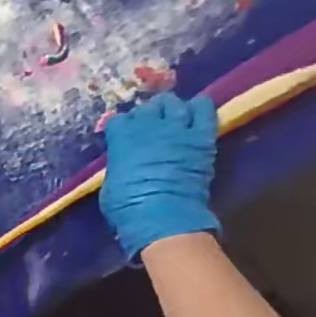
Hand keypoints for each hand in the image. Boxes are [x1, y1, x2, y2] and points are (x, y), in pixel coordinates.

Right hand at [100, 92, 220, 259]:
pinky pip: (204, 110)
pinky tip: (195, 113)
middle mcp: (148, 126)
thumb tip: (124, 162)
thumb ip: (119, 163)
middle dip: (146, 114)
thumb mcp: (111, 181)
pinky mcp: (201, 137)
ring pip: (174, 103)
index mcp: (121, 137)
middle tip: (148, 126)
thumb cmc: (126, 205)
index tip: (121, 136)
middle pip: (147, 107)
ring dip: (170, 108)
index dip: (120, 127)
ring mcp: (177, 129)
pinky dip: (199, 108)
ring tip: (171, 117)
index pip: (118, 119)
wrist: (161, 214)